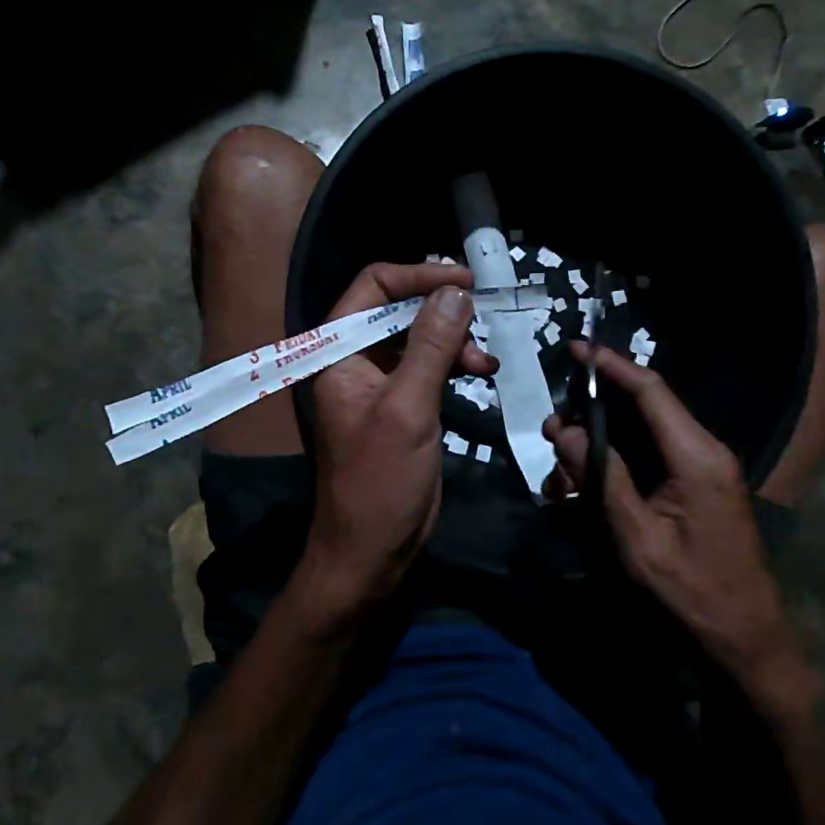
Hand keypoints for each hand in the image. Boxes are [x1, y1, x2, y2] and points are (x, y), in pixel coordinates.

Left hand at [299, 263, 497, 627]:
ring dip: (454, 339)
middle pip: (397, 307)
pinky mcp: (400, 402)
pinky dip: (453, 363)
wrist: (370, 550)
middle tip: (485, 320)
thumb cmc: (379, 481)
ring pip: (417, 336)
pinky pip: (427, 365)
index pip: (373, 286)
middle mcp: (354, 358)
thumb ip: (430, 347)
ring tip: (486, 365)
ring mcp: (378, 381)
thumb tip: (455, 291)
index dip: (419, 275)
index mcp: (338, 352)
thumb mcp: (408, 410)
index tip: (467, 281)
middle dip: (442, 310)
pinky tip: (481, 374)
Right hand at [545, 342, 814, 711]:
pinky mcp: (696, 483)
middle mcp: (704, 450)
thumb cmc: (692, 590)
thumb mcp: (636, 536)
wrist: (745, 638)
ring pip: (642, 432)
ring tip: (561, 467)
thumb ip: (602, 477)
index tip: (575, 348)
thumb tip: (565, 430)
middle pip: (644, 406)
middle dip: (592, 409)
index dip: (611, 365)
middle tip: (550, 427)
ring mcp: (702, 467)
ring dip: (598, 440)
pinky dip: (614, 460)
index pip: (650, 391)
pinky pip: (649, 454)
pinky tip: (585, 484)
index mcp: (696, 456)